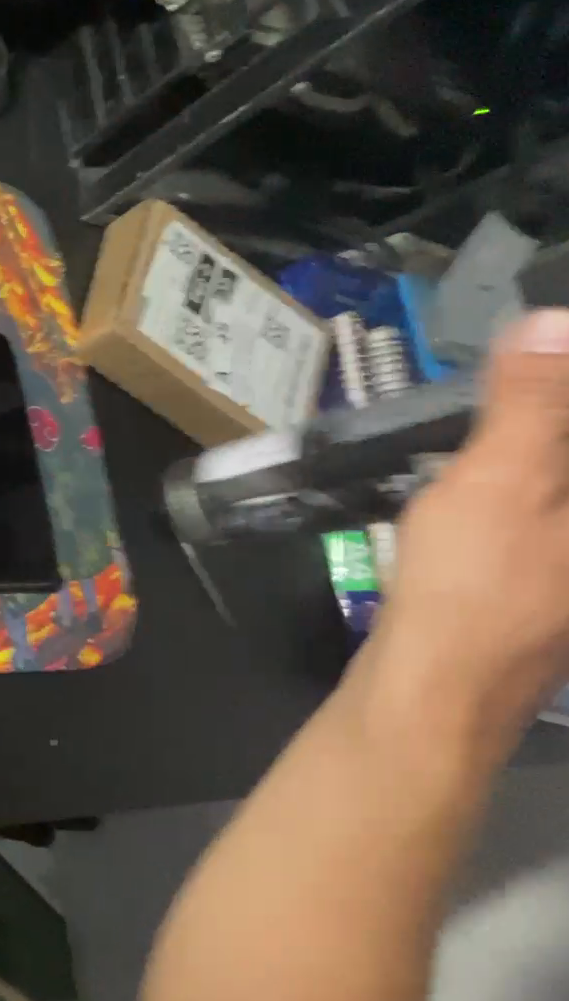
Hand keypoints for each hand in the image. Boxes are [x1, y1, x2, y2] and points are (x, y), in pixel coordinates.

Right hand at [350, 308, 568, 755]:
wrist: (443, 680)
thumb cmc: (475, 580)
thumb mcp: (496, 481)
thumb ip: (530, 404)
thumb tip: (553, 321)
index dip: (553, 386)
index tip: (534, 363)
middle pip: (562, 453)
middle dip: (541, 416)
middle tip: (518, 386)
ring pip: (558, 488)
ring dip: (534, 449)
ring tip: (498, 432)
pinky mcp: (567, 576)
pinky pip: (554, 513)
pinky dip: (534, 487)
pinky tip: (498, 482)